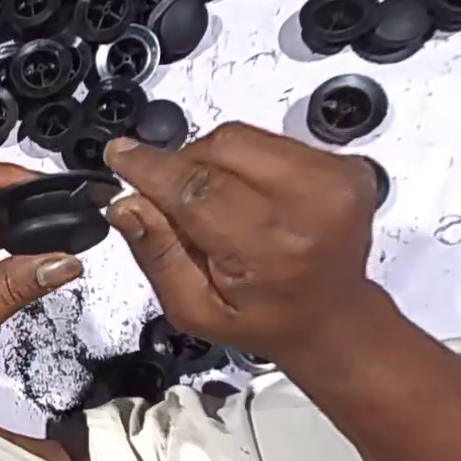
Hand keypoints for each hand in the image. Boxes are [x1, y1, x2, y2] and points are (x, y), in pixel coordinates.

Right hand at [102, 126, 382, 363]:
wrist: (330, 317)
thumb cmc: (266, 321)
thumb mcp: (194, 309)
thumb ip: (158, 255)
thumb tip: (126, 207)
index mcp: (274, 248)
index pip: (198, 188)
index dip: (152, 169)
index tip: (120, 155)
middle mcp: (313, 202)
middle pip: (217, 150)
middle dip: (179, 169)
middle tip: (169, 206)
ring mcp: (334, 177)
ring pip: (239, 140)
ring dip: (207, 164)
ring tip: (211, 209)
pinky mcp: (339, 162)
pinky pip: (265, 141)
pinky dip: (238, 163)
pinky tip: (240, 198)